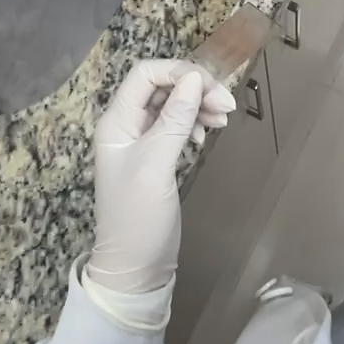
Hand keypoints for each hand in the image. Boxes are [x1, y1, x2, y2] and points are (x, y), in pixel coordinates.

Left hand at [87, 59, 236, 294]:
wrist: (135, 271)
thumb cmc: (138, 219)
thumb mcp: (156, 167)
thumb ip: (174, 121)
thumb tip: (194, 79)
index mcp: (116, 121)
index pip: (145, 74)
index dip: (178, 72)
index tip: (210, 86)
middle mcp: (127, 123)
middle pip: (162, 85)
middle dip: (194, 88)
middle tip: (227, 105)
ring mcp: (142, 139)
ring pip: (173, 102)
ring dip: (199, 103)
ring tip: (223, 118)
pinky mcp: (157, 154)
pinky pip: (178, 122)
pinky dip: (196, 120)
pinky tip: (208, 132)